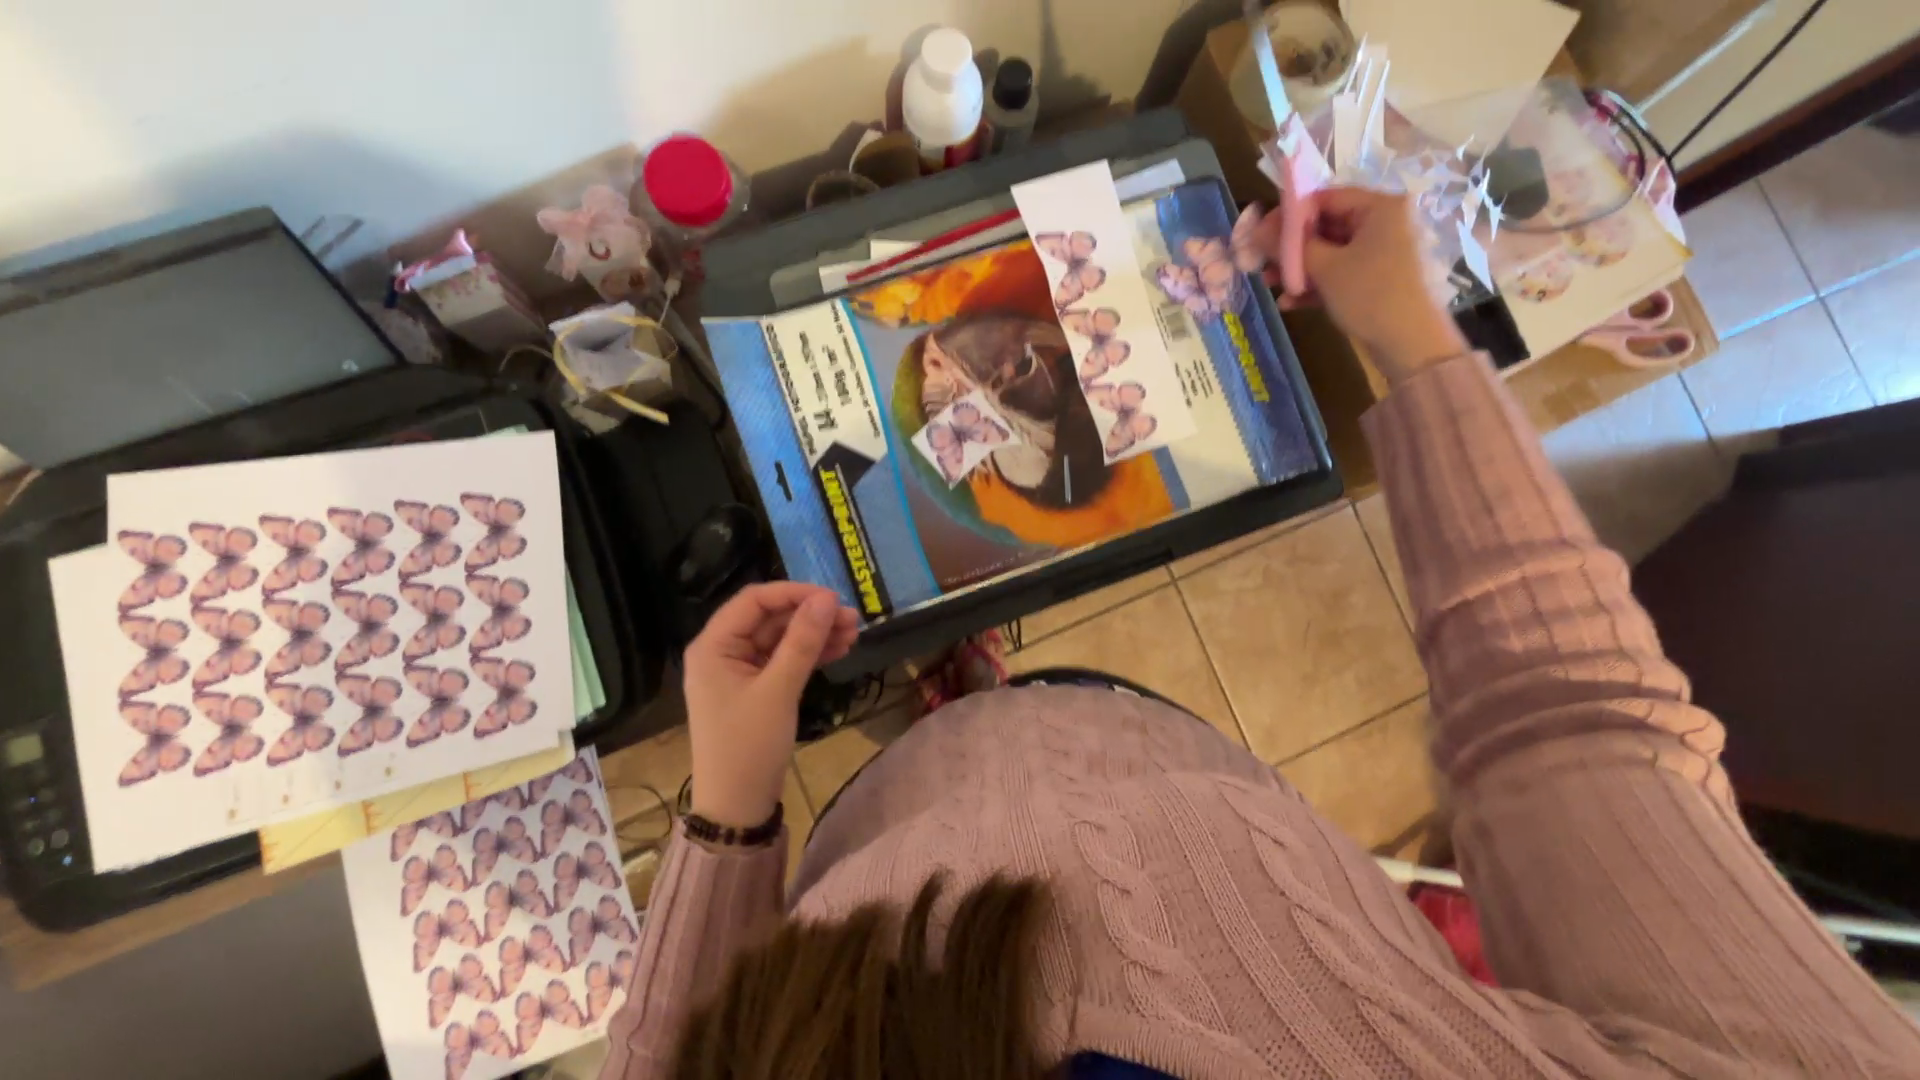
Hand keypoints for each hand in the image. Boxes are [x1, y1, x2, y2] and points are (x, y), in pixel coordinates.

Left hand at [682, 583, 858, 828]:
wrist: (737, 807)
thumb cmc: (748, 745)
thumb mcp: (778, 691)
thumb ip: (802, 642)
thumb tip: (828, 599)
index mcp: (713, 646)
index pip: (754, 601)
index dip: (794, 593)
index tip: (834, 598)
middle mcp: (722, 652)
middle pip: (770, 618)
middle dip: (810, 615)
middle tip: (853, 618)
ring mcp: (739, 672)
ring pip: (781, 639)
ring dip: (815, 634)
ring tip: (854, 633)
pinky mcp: (756, 690)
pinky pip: (783, 660)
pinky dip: (809, 654)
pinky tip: (840, 650)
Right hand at [1249, 188, 1466, 383]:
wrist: (1411, 343)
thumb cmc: (1370, 294)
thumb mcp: (1325, 267)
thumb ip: (1289, 246)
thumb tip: (1257, 229)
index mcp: (1381, 207)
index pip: (1326, 198)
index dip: (1290, 214)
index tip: (1262, 233)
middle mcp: (1385, 223)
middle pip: (1327, 226)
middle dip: (1292, 247)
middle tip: (1261, 261)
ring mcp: (1382, 253)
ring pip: (1331, 253)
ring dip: (1299, 269)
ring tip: (1270, 285)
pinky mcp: (1377, 280)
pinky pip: (1341, 274)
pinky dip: (1316, 285)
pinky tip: (1289, 302)